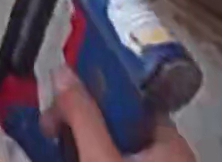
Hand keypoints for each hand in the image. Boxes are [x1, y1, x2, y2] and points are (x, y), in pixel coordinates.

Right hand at [46, 65, 196, 161]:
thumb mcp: (99, 158)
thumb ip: (82, 114)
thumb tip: (62, 69)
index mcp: (171, 140)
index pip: (129, 95)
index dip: (94, 88)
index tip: (63, 93)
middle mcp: (172, 155)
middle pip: (120, 120)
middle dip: (82, 117)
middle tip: (50, 124)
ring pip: (117, 146)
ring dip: (84, 139)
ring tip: (54, 139)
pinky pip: (118, 160)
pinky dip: (95, 156)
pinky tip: (73, 154)